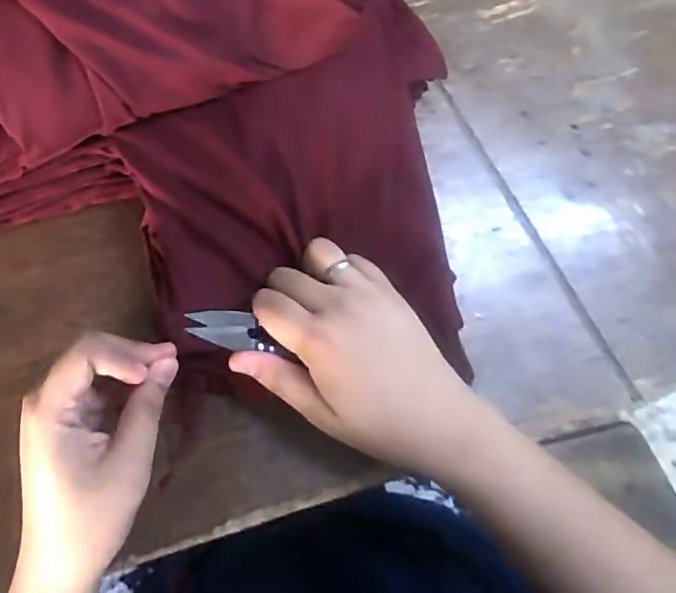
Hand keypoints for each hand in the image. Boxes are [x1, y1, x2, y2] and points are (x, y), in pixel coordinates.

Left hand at [11, 332, 177, 592]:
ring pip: (91, 365)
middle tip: (170, 358)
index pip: (86, 353)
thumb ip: (147, 406)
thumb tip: (168, 361)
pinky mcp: (60, 419)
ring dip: (126, 365)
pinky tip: (144, 387)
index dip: (124, 353)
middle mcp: (43, 398)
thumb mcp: (129, 463)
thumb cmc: (91, 519)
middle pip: (87, 353)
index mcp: (49, 407)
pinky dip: (118, 384)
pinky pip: (90, 386)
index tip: (156, 368)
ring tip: (163, 367)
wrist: (58, 566)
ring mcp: (49, 408)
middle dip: (129, 353)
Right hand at [229, 238, 490, 480]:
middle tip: (293, 321)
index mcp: (316, 339)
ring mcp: (365, 289)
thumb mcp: (321, 412)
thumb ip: (276, 378)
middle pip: (285, 274)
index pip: (266, 301)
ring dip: (308, 271)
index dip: (260, 314)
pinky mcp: (388, 286)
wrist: (441, 418)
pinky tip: (347, 295)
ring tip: (318, 298)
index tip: (271, 332)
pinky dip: (341, 269)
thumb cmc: (376, 423)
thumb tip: (234, 356)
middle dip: (278, 293)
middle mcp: (337, 304)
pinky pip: (352, 257)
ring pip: (317, 252)